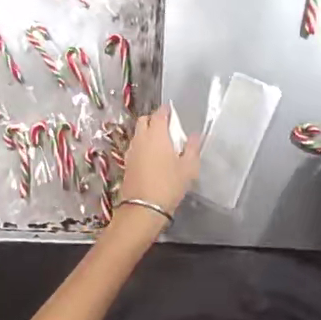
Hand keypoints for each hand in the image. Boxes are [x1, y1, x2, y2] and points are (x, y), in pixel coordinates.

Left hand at [116, 103, 200, 218]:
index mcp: (156, 134)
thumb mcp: (188, 168)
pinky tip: (151, 156)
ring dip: (147, 133)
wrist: (143, 208)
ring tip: (160, 142)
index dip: (166, 111)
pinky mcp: (127, 163)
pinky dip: (142, 146)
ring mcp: (131, 151)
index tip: (172, 112)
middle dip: (154, 119)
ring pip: (138, 134)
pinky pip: (135, 147)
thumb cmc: (169, 185)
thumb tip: (194, 135)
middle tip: (166, 127)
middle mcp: (141, 139)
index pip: (159, 114)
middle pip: (144, 120)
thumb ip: (192, 148)